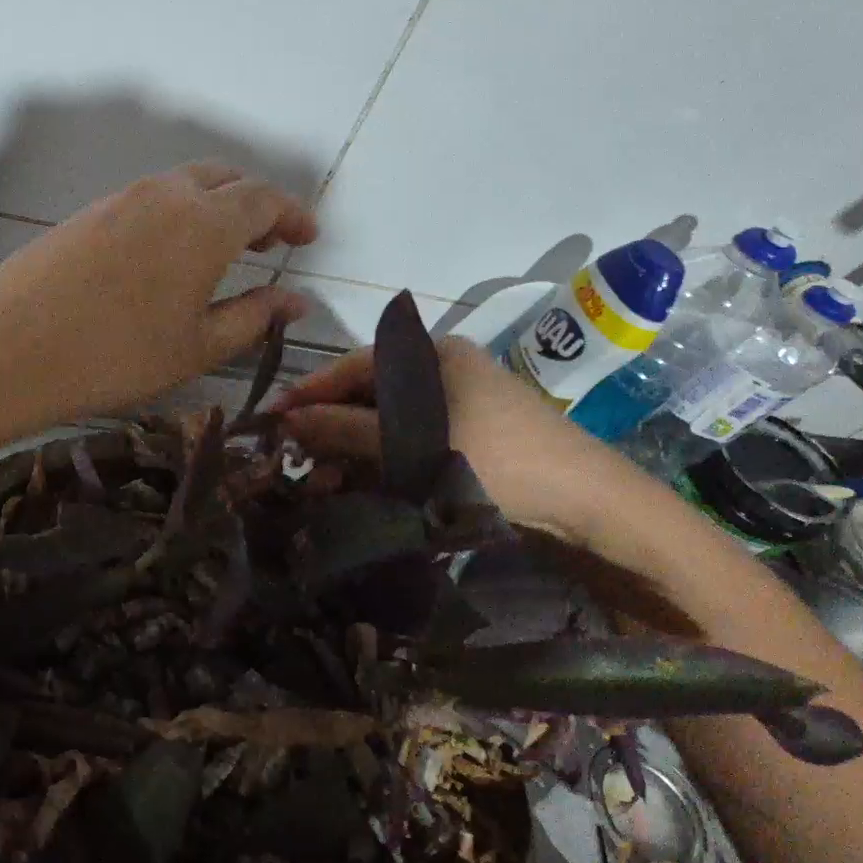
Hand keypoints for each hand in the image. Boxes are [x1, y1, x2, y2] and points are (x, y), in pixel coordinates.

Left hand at [0, 162, 316, 416]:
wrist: (11, 349)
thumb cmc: (116, 356)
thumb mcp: (196, 347)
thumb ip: (252, 317)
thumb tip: (296, 300)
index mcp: (204, 222)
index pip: (263, 198)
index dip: (292, 215)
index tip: (308, 238)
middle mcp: (163, 195)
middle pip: (222, 179)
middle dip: (253, 204)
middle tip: (265, 243)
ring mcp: (117, 199)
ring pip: (179, 186)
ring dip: (210, 207)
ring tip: (217, 252)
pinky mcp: (83, 214)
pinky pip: (143, 201)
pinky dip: (171, 216)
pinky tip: (162, 258)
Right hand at [271, 335, 623, 542]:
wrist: (591, 507)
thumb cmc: (500, 459)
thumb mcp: (414, 444)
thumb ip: (346, 428)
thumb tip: (288, 419)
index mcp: (434, 355)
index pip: (353, 366)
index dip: (310, 392)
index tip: (270, 417)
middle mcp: (443, 372)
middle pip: (368, 395)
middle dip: (329, 428)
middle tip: (296, 458)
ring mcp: (458, 406)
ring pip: (386, 424)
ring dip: (352, 452)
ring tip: (325, 482)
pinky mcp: (468, 439)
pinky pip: (409, 444)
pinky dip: (382, 464)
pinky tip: (361, 487)